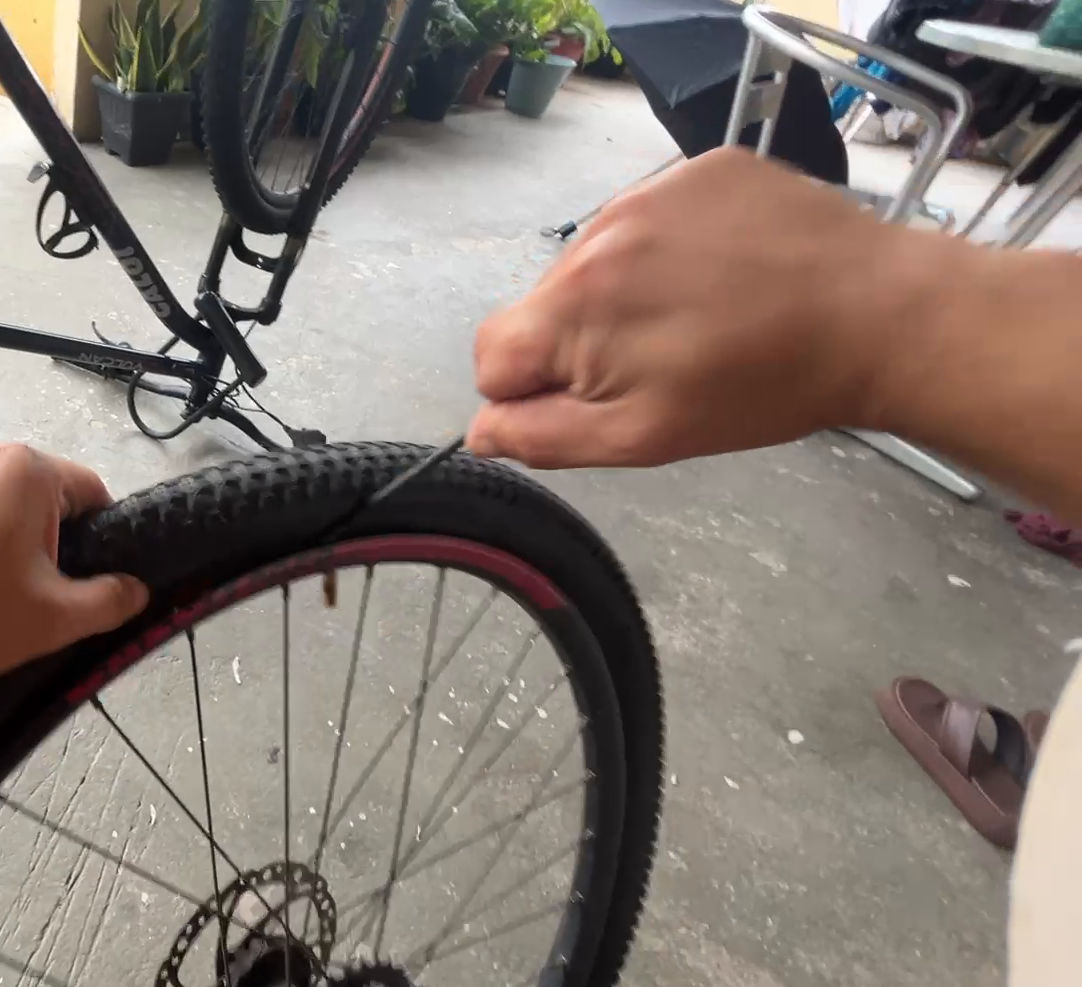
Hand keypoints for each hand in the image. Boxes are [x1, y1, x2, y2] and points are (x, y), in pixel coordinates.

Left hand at [0, 444, 149, 682]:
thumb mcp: (50, 618)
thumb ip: (107, 601)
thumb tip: (134, 590)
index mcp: (28, 470)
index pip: (96, 493)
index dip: (105, 542)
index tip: (91, 583)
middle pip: (48, 502)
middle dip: (54, 550)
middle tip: (38, 601)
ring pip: (4, 512)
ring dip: (12, 553)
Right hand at [467, 148, 961, 467]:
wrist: (888, 317)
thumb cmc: (753, 391)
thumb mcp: (633, 439)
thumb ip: (538, 437)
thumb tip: (477, 432)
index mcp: (571, 307)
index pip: (490, 357)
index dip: (528, 390)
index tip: (592, 394)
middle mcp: (593, 238)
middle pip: (534, 311)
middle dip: (569, 344)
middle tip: (646, 360)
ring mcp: (646, 194)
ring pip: (579, 270)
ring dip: (607, 299)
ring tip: (681, 315)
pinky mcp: (693, 169)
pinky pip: (632, 225)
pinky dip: (649, 255)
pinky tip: (702, 273)